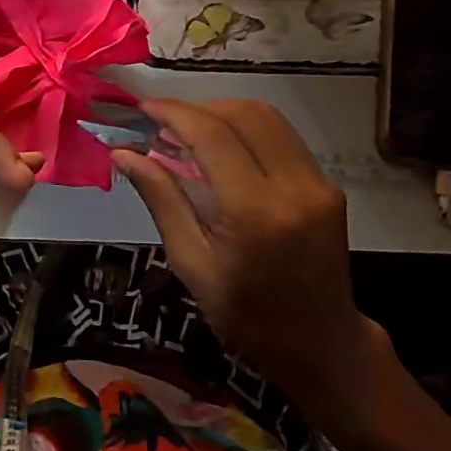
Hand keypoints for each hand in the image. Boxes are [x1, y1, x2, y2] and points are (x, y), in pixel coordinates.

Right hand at [113, 99, 378, 399]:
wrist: (319, 342)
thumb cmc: (244, 313)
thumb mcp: (191, 262)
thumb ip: (162, 199)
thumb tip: (122, 154)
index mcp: (254, 212)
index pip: (212, 135)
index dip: (175, 113)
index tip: (144, 109)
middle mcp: (293, 187)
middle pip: (244, 114)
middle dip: (199, 108)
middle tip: (164, 124)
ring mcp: (318, 183)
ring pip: (268, 118)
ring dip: (224, 114)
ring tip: (189, 134)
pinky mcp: (327, 185)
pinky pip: (283, 138)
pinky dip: (247, 131)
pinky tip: (223, 151)